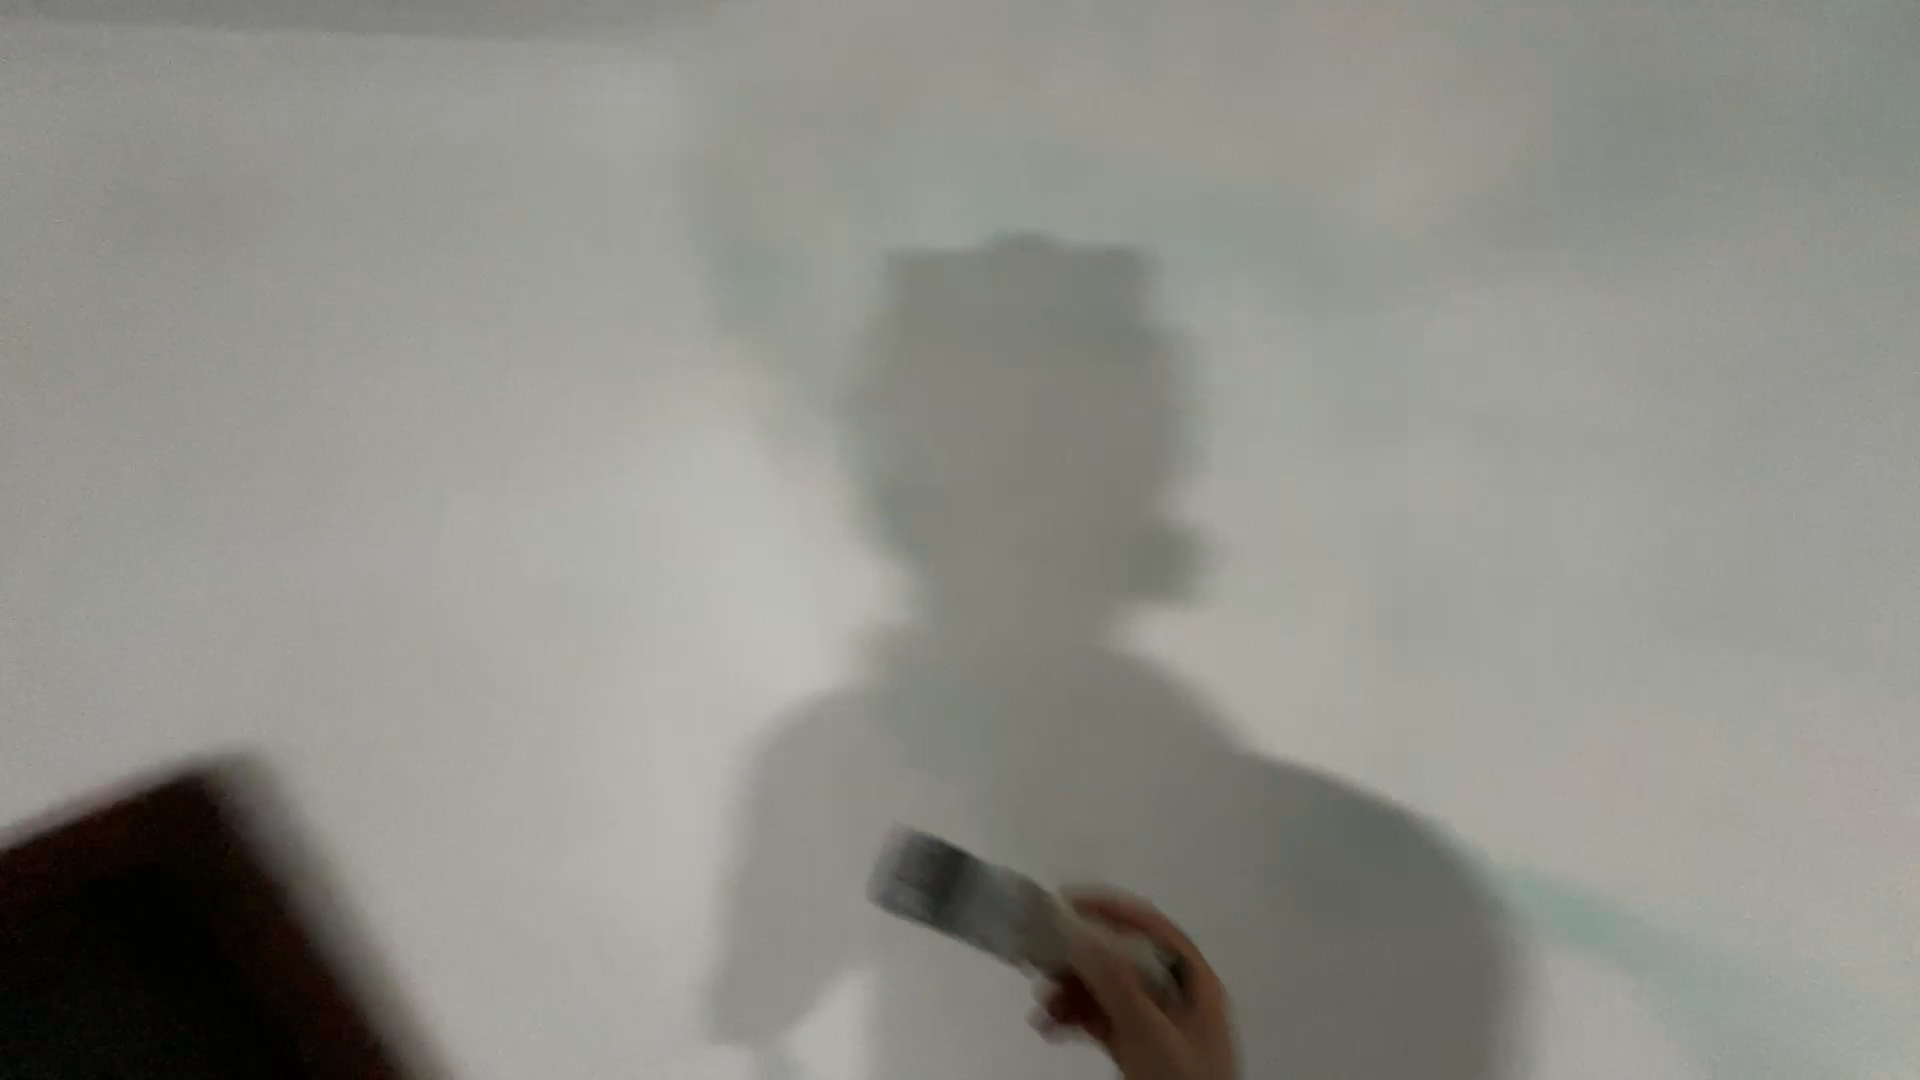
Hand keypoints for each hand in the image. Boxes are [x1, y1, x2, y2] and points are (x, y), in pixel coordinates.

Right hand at [1030, 889, 1236, 1079]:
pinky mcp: (1138, 1048)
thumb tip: (1077, 933)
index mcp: (1191, 977)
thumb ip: (1114, 980)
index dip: (1109, 908)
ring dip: (1070, 988)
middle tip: (1041, 956)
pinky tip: (1049, 1026)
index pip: (1149, 925)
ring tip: (1040, 1000)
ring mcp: (1156, 1021)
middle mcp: (1175, 992)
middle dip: (1078, 956)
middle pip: (1121, 955)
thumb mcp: (1148, 1029)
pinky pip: (1102, 1018)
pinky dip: (1075, 1018)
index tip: (1066, 903)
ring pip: (1107, 987)